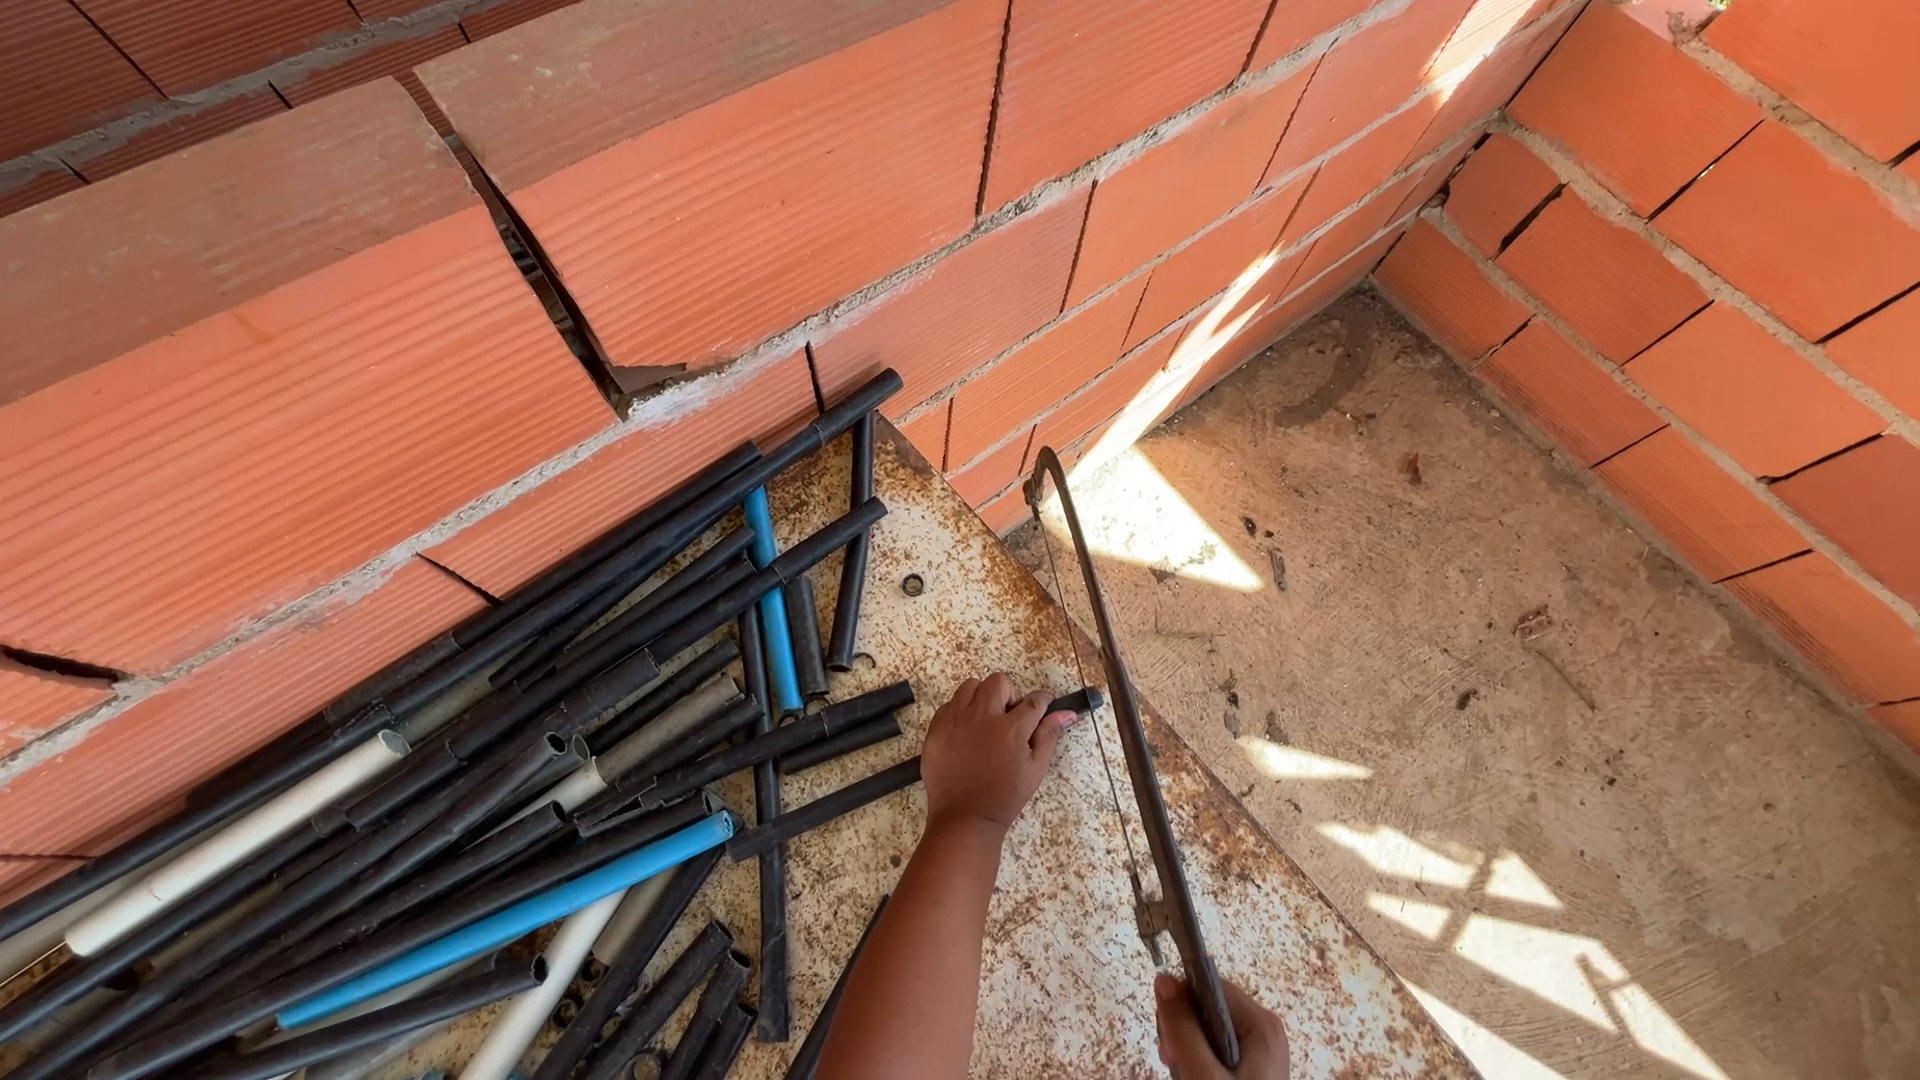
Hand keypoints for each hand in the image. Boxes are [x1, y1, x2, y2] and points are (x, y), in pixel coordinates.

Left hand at [920, 674, 1075, 836]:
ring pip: (970, 686)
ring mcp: (956, 721)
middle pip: (999, 682)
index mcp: (1011, 729)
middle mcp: (982, 717)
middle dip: (1009, 694)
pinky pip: (949, 705)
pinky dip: (959, 712)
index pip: (1033, 700)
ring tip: (985, 719)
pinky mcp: (936, 729)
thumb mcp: (1035, 769)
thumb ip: (1049, 735)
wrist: (965, 818)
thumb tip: (1067, 713)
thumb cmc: (1005, 796)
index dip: (1042, 700)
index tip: (1042, 704)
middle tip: (1009, 715)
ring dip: (982, 696)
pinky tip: (965, 731)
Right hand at [1155, 973, 1288, 1078]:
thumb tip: (1162, 978)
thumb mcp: (1202, 1075)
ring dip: (1186, 1046)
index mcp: (1261, 1024)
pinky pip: (1216, 1046)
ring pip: (1207, 1026)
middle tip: (1171, 1061)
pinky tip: (1193, 1076)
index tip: (1166, 1037)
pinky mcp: (1254, 1067)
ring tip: (1181, 1072)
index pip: (1208, 985)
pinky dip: (1198, 1059)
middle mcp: (1264, 1029)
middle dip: (1181, 1028)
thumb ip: (1182, 1027)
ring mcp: (1260, 1049)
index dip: (1180, 1003)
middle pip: (1206, 1005)